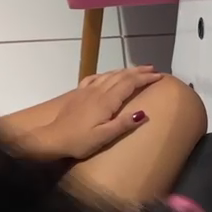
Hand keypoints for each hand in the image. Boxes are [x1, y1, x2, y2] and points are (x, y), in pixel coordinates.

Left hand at [28, 66, 163, 159]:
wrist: (52, 138)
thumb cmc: (78, 141)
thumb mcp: (103, 137)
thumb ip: (123, 124)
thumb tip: (144, 113)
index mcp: (106, 101)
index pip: (130, 84)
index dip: (145, 78)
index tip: (159, 76)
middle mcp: (98, 91)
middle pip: (121, 76)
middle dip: (138, 71)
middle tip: (153, 69)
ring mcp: (87, 90)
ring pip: (109, 75)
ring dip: (125, 71)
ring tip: (136, 70)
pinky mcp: (79, 94)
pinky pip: (96, 78)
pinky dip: (107, 74)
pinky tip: (108, 75)